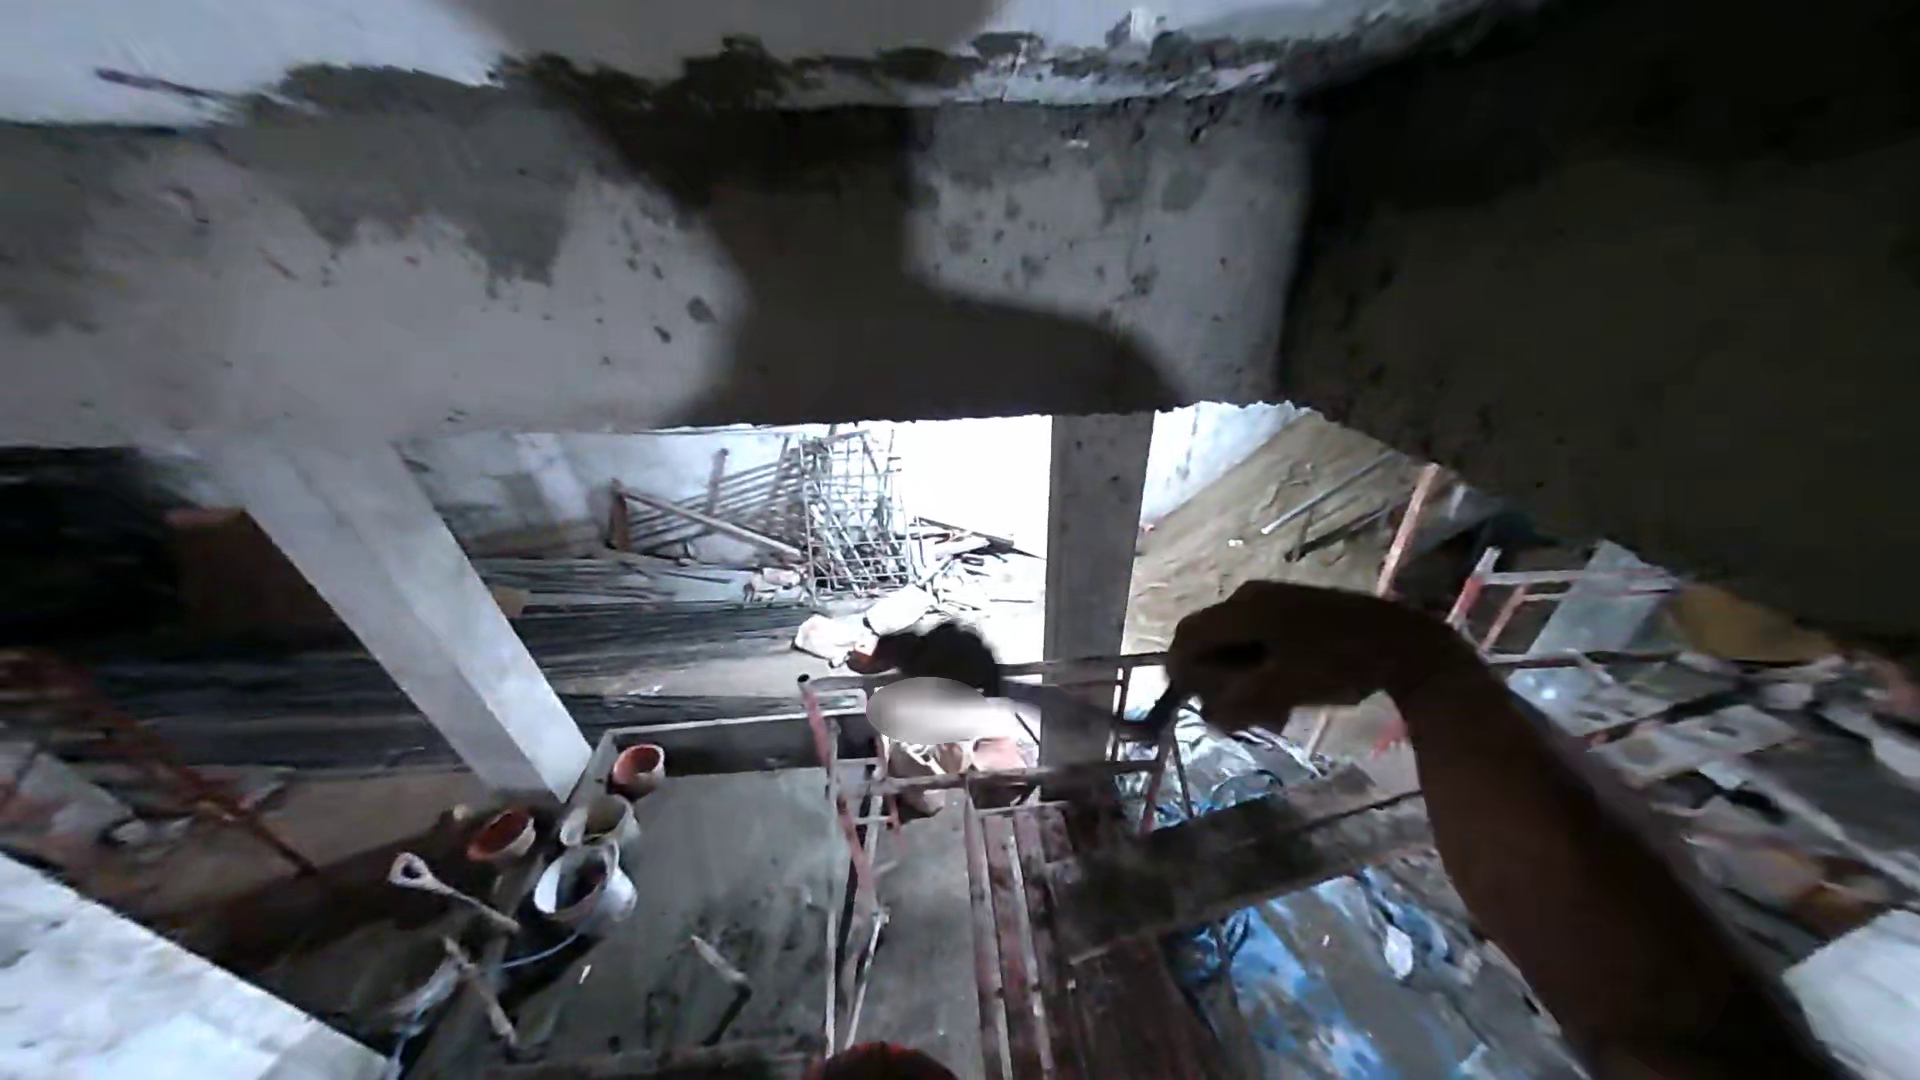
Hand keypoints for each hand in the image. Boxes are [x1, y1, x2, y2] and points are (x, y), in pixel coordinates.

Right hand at [1165, 581, 1452, 732]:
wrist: (1406, 642)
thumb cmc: (1341, 664)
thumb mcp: (1285, 688)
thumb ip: (1239, 702)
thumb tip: (1208, 715)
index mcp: (1242, 609)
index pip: (1188, 636)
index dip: (1180, 670)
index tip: (1192, 702)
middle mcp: (1247, 597)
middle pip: (1207, 641)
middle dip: (1217, 681)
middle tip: (1238, 715)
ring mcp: (1268, 600)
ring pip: (1231, 643)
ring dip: (1239, 679)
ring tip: (1268, 712)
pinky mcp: (1287, 609)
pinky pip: (1253, 639)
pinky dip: (1257, 668)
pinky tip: (1280, 693)